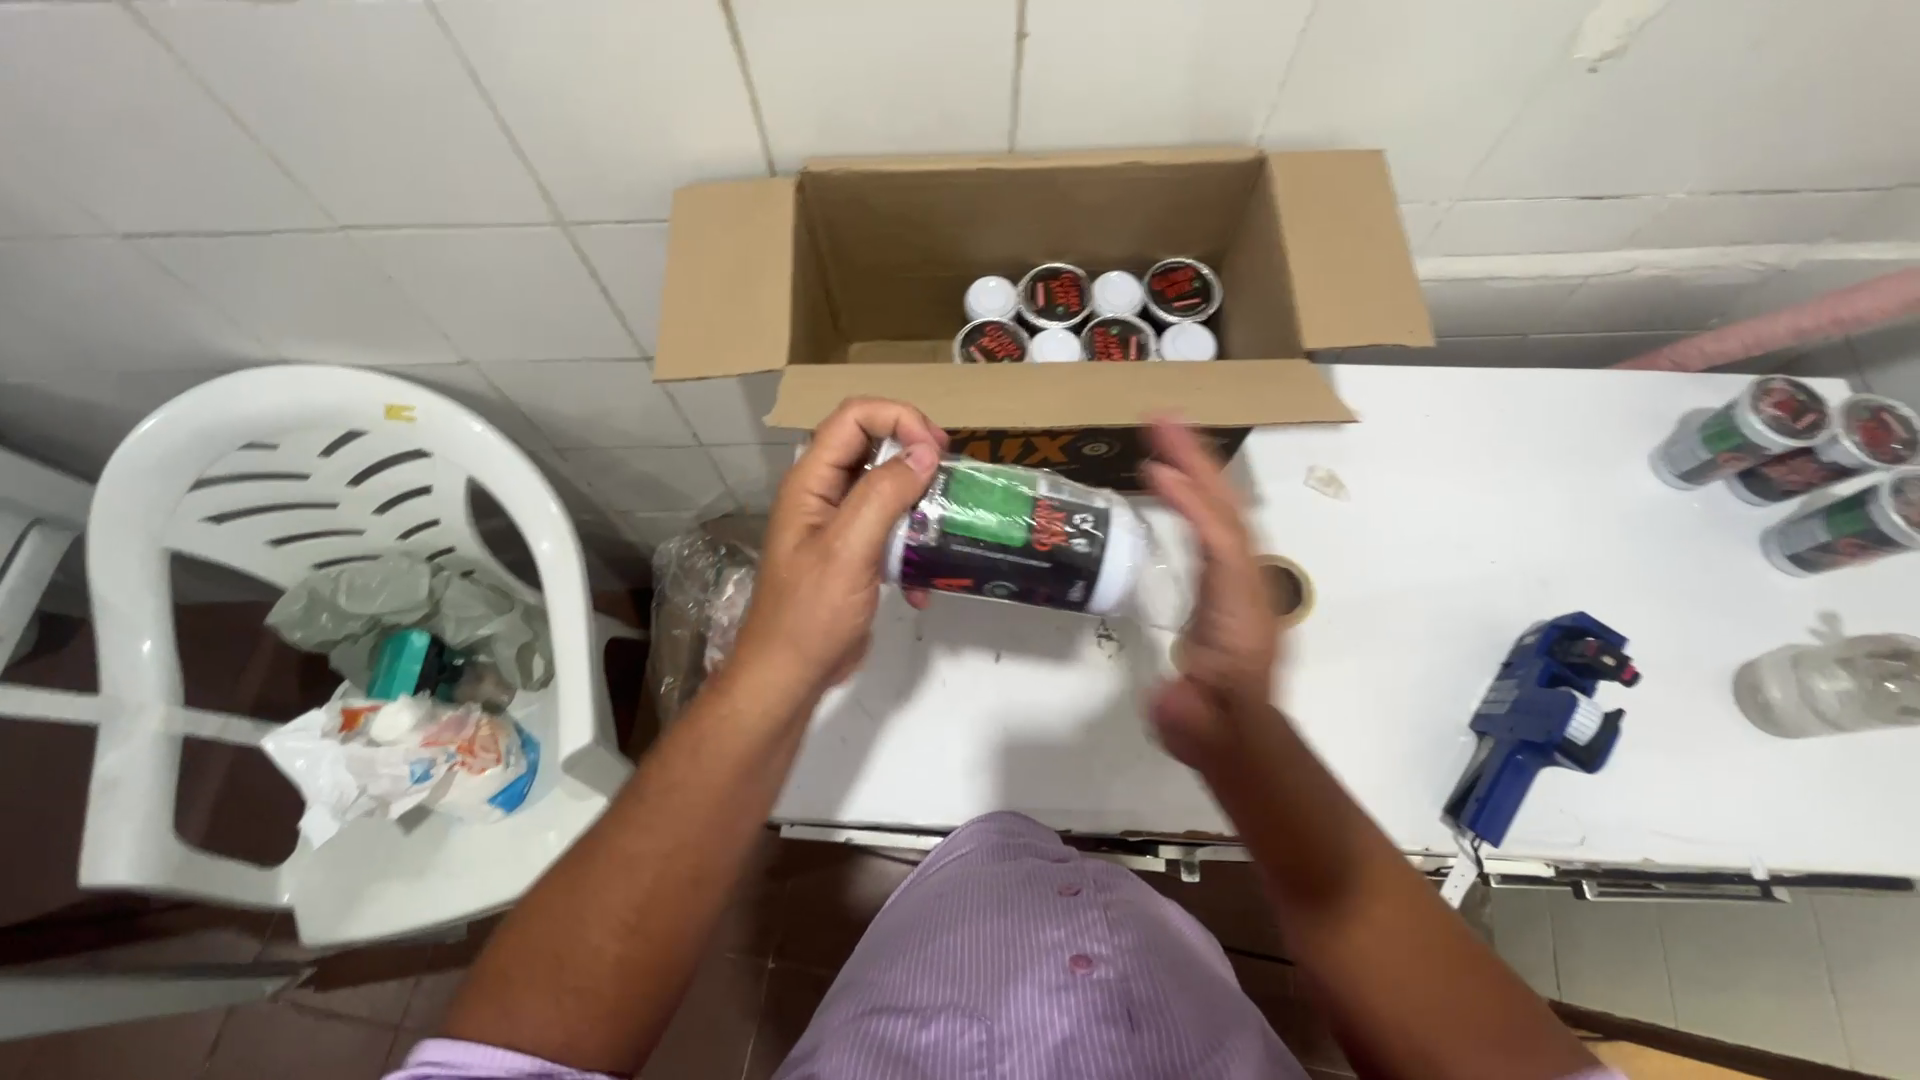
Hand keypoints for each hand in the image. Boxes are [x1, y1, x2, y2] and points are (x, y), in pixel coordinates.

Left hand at [729, 398, 947, 699]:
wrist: (791, 674)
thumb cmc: (811, 613)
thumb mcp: (848, 549)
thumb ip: (883, 494)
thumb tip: (925, 452)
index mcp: (811, 482)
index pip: (854, 417)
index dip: (899, 419)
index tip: (936, 451)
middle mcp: (824, 494)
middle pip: (873, 445)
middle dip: (915, 455)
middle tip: (950, 476)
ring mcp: (840, 525)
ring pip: (888, 489)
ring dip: (920, 505)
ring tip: (946, 526)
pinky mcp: (856, 554)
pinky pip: (892, 531)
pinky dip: (913, 548)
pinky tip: (922, 584)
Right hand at [1141, 418, 1281, 771]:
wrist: (1236, 738)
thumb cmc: (1216, 728)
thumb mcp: (1203, 725)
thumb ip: (1192, 715)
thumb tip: (1172, 700)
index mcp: (1241, 613)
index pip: (1222, 545)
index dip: (1192, 505)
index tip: (1155, 470)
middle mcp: (1245, 585)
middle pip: (1226, 510)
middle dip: (1196, 460)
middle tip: (1161, 416)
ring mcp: (1236, 580)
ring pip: (1221, 510)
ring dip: (1194, 466)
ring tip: (1163, 428)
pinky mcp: (1221, 581)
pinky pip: (1209, 525)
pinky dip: (1188, 495)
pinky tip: (1164, 477)